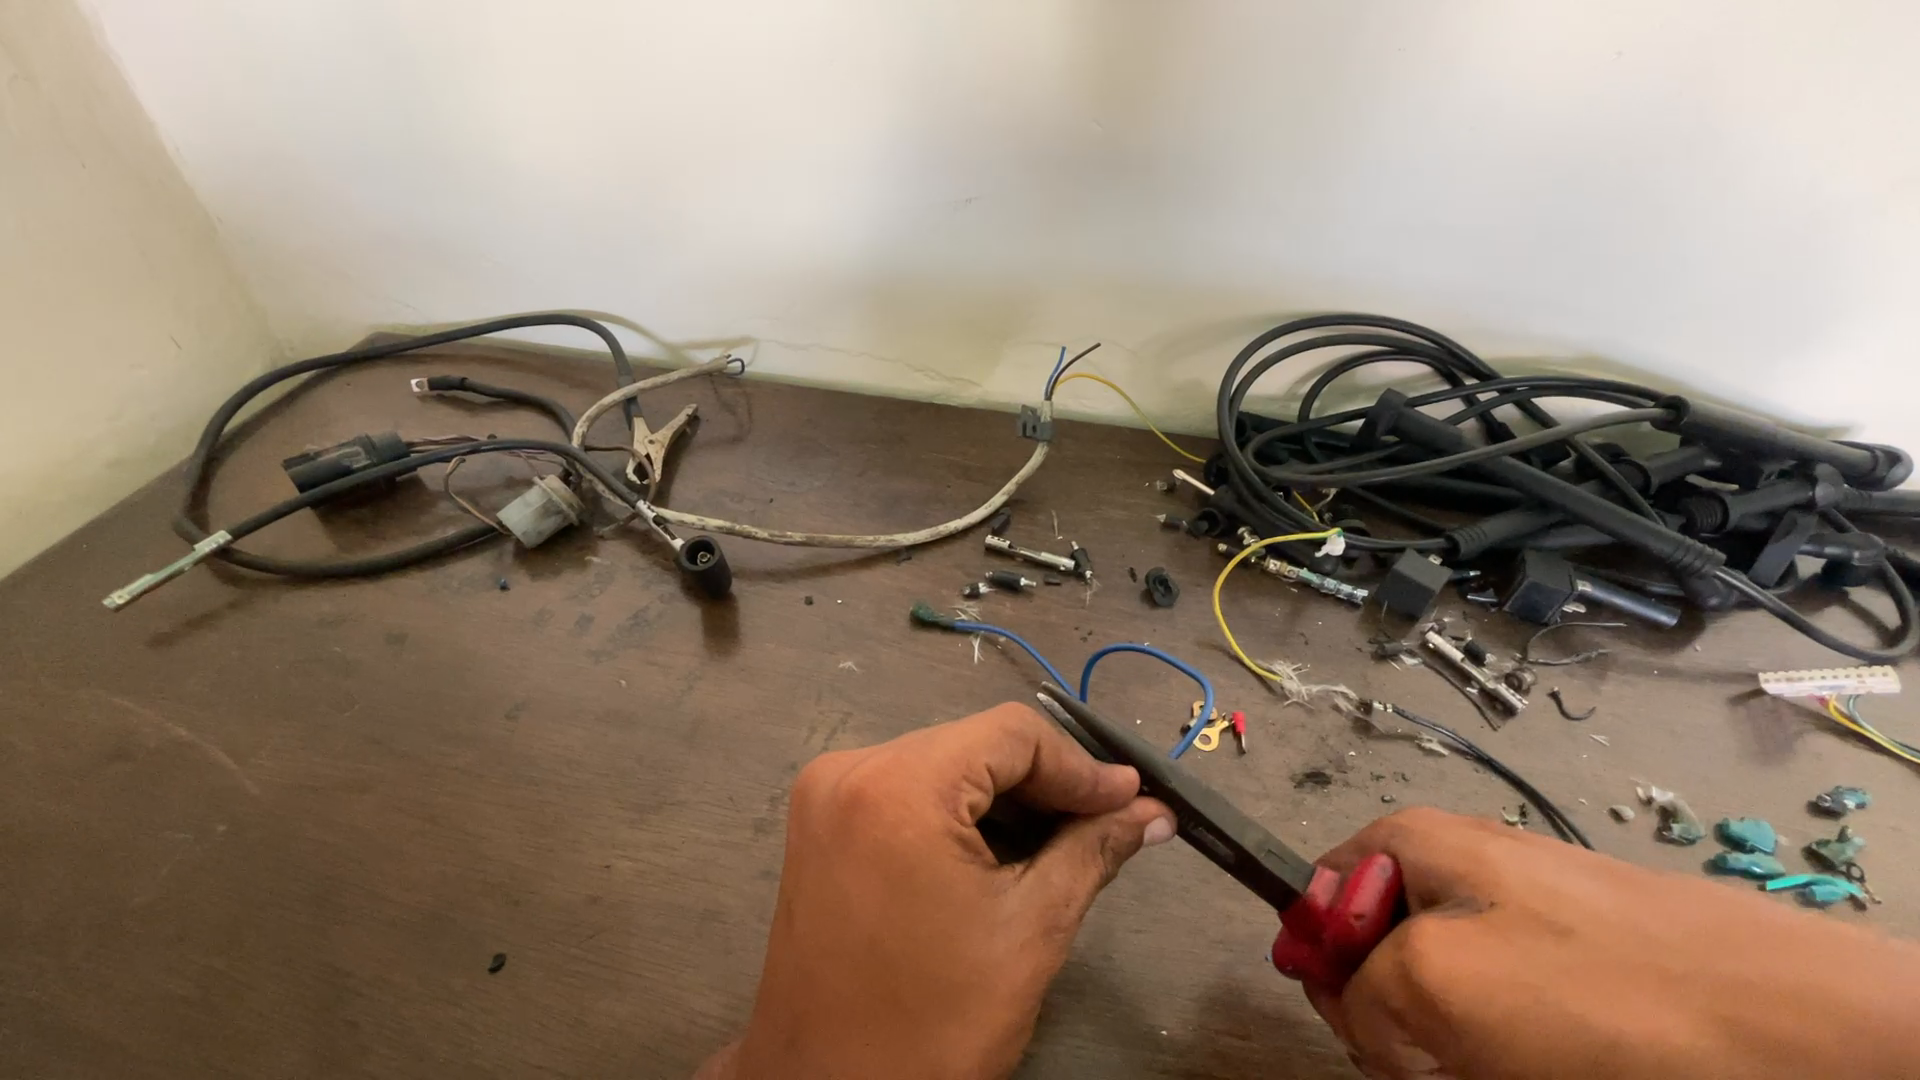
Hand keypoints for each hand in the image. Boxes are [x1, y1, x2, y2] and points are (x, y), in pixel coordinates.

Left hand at [701, 703, 1174, 1079]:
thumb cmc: (934, 1022)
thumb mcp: (1030, 930)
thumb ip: (1093, 849)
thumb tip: (1152, 811)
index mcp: (898, 785)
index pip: (1011, 733)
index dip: (1079, 764)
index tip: (1131, 799)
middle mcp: (852, 767)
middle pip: (975, 743)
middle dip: (1046, 781)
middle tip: (1106, 819)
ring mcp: (828, 790)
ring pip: (944, 761)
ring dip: (1006, 795)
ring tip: (1064, 836)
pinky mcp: (822, 817)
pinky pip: (909, 786)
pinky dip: (960, 808)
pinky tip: (1003, 846)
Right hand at [1305, 807, 1919, 1079]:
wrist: (1801, 1027)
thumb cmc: (1592, 988)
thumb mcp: (1432, 979)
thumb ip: (1355, 987)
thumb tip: (1352, 1008)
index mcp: (1406, 843)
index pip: (1314, 899)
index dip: (1326, 967)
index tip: (1367, 1025)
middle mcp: (1453, 864)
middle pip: (1375, 948)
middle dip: (1395, 1015)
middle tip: (1444, 1061)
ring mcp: (1521, 910)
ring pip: (1441, 991)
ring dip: (1453, 1045)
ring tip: (1506, 1070)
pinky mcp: (1575, 959)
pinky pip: (1505, 1011)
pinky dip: (1506, 1052)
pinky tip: (1546, 1072)